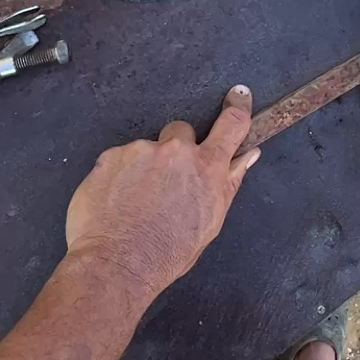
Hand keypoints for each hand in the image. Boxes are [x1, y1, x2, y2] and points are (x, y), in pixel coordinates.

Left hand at [65, 84, 259, 300]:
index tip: (239, 95)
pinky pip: (119, 158)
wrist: (117, 265)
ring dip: (144, 166)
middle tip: (165, 181)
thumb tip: (248, 155)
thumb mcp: (210, 221)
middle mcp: (176, 151)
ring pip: (146, 148)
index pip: (231, 124)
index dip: (238, 106)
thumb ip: (229, 182)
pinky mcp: (110, 156)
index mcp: (207, 167)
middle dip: (175, 149)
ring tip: (135, 201)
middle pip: (181, 131)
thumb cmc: (168, 252)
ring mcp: (141, 150)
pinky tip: (116, 201)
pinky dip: (118, 176)